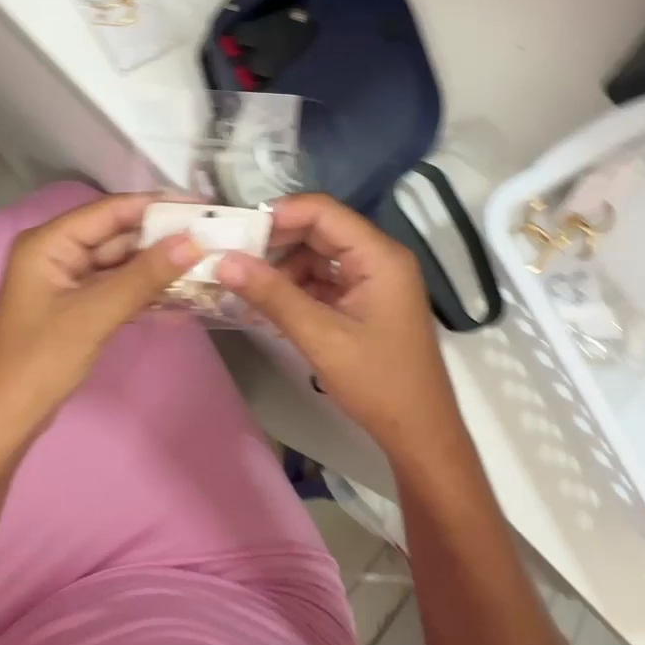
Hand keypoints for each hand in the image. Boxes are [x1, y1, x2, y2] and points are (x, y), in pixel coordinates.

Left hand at [0, 194, 199, 456]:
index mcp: (49, 242)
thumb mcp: (94, 315)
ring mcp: (67, 282)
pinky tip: (184, 302)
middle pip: (118, 235)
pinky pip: (118, 290)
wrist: (3, 423)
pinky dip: (146, 294)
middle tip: (214, 238)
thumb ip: (144, 276)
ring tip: (209, 265)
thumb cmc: (39, 361)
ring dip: (159, 268)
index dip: (157, 206)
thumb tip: (193, 242)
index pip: (111, 210)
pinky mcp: (77, 308)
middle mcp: (57, 253)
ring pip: (122, 264)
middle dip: (164, 238)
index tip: (203, 207)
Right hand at [216, 194, 466, 460]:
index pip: (323, 211)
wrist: (420, 433)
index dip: (279, 215)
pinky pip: (326, 279)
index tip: (238, 233)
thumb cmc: (378, 382)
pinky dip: (297, 288)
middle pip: (320, 230)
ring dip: (283, 268)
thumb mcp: (320, 337)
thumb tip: (224, 260)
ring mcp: (374, 279)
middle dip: (276, 242)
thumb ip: (272, 295)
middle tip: (233, 259)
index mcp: (379, 255)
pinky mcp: (367, 301)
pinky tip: (268, 306)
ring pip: (319, 255)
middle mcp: (379, 257)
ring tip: (245, 288)